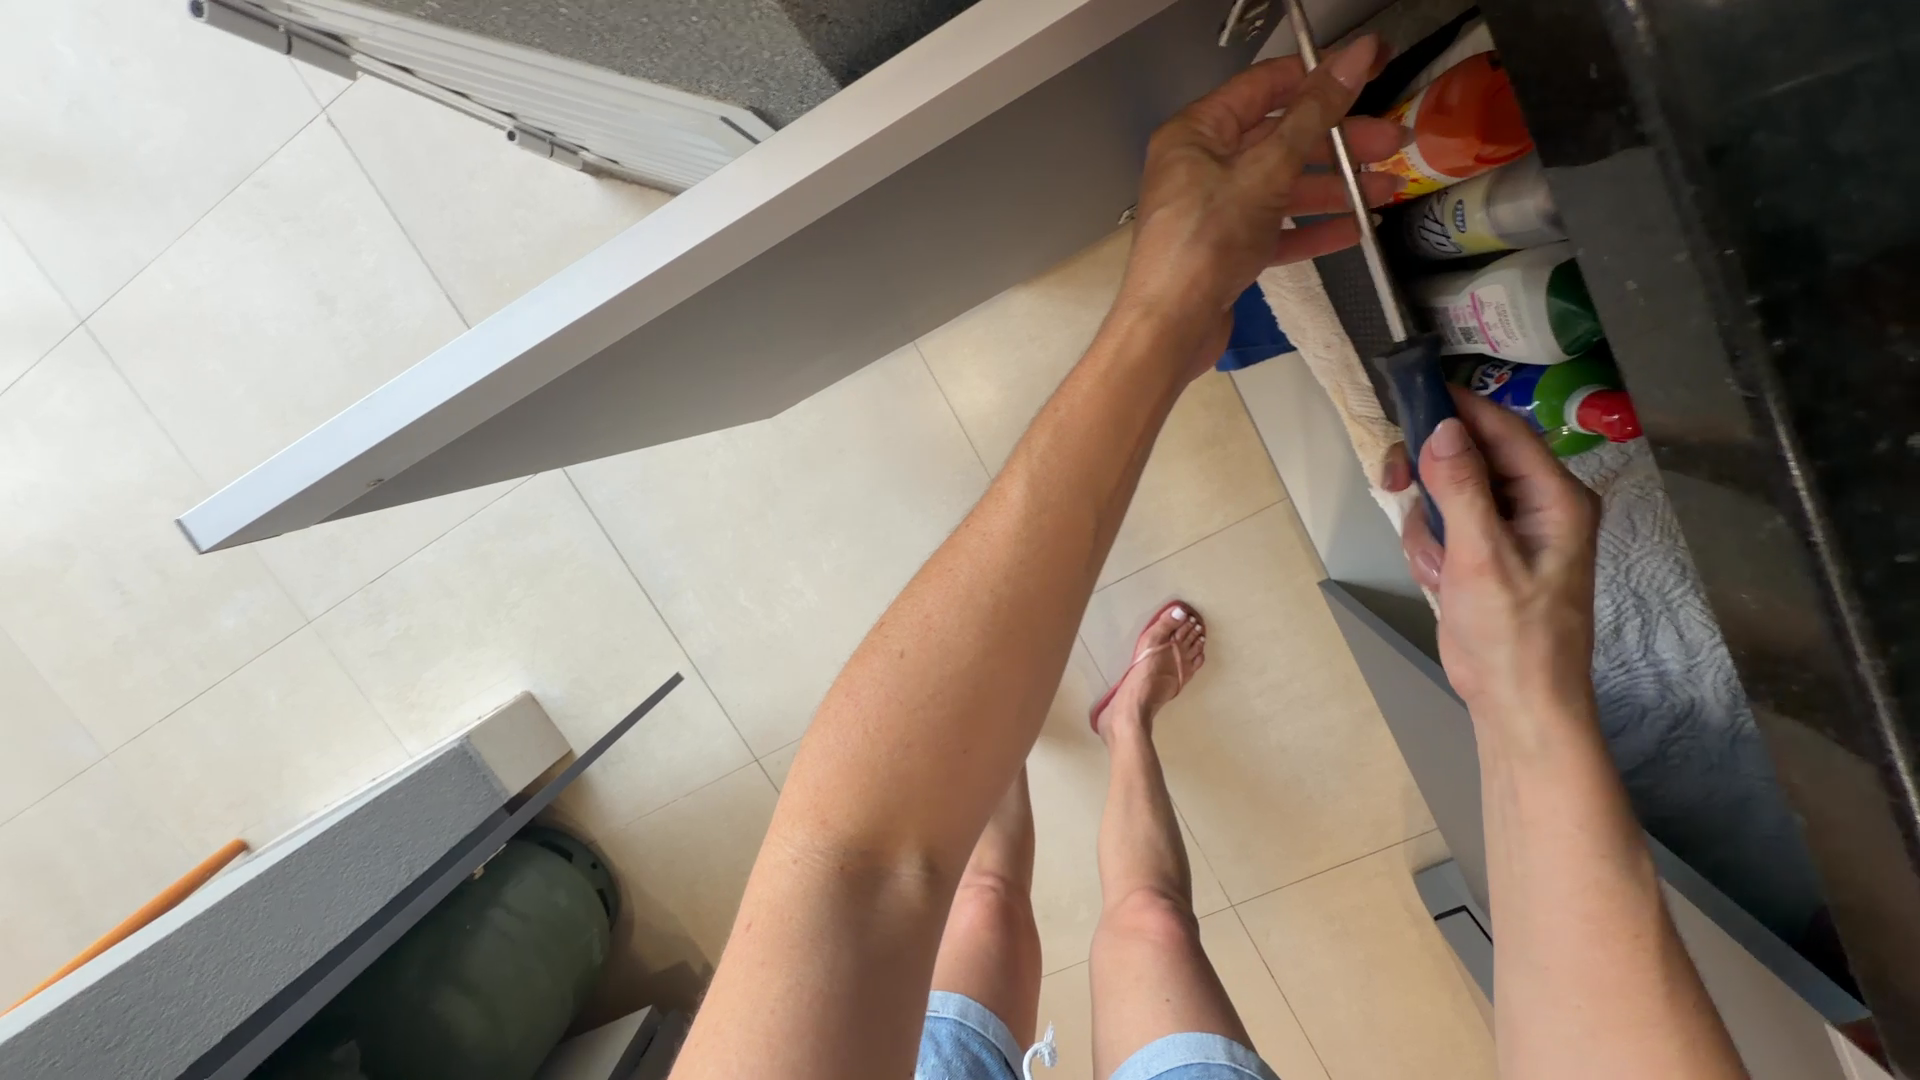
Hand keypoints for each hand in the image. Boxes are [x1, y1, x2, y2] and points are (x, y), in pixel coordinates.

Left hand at [1117, 37, 1405, 341]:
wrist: (1169, 328)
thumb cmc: (1205, 242)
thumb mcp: (1266, 171)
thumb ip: (1314, 115)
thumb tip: (1355, 56)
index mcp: (1194, 134)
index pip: (1262, 88)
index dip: (1318, 78)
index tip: (1371, 74)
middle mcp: (1198, 168)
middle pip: (1277, 140)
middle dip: (1337, 143)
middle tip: (1391, 146)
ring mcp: (1209, 213)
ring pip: (1278, 189)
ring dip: (1332, 189)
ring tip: (1384, 192)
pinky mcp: (1220, 253)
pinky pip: (1271, 232)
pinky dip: (1308, 230)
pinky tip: (1351, 231)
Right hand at [1388, 389, 1602, 724]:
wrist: (1514, 699)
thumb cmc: (1511, 632)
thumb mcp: (1481, 558)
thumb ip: (1461, 489)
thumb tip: (1443, 428)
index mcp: (1554, 498)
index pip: (1505, 431)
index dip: (1461, 408)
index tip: (1411, 393)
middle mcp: (1535, 504)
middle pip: (1470, 458)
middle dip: (1429, 475)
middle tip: (1392, 484)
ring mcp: (1507, 529)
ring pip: (1446, 493)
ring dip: (1427, 525)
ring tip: (1435, 566)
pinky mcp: (1483, 552)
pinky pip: (1442, 526)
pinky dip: (1429, 547)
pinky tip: (1439, 578)